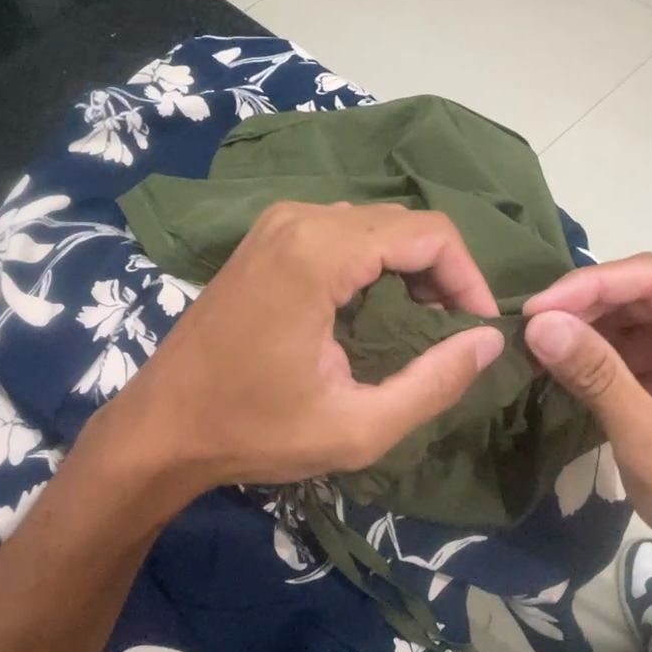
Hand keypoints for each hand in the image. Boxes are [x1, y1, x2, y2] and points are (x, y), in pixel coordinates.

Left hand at [99, 201, 505, 501]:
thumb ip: (434, 384)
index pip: (429, 233)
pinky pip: (341, 232)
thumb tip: (489, 341)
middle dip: (442, 273)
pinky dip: (374, 262)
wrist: (162, 428)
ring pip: (374, 224)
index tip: (478, 329)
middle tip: (452, 332)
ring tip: (422, 326)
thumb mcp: (358, 427)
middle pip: (403, 223)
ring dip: (410, 266)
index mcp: (319, 254)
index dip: (468, 277)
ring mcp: (277, 224)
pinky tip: (376, 310)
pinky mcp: (265, 239)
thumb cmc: (255, 431)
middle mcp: (299, 220)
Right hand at [523, 254, 651, 569]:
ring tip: (537, 336)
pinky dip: (596, 339)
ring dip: (586, 318)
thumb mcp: (650, 441)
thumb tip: (539, 323)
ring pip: (637, 302)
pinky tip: (560, 350)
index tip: (536, 308)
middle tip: (530, 323)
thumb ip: (598, 378)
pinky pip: (636, 328)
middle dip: (586, 302)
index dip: (594, 286)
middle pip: (649, 284)